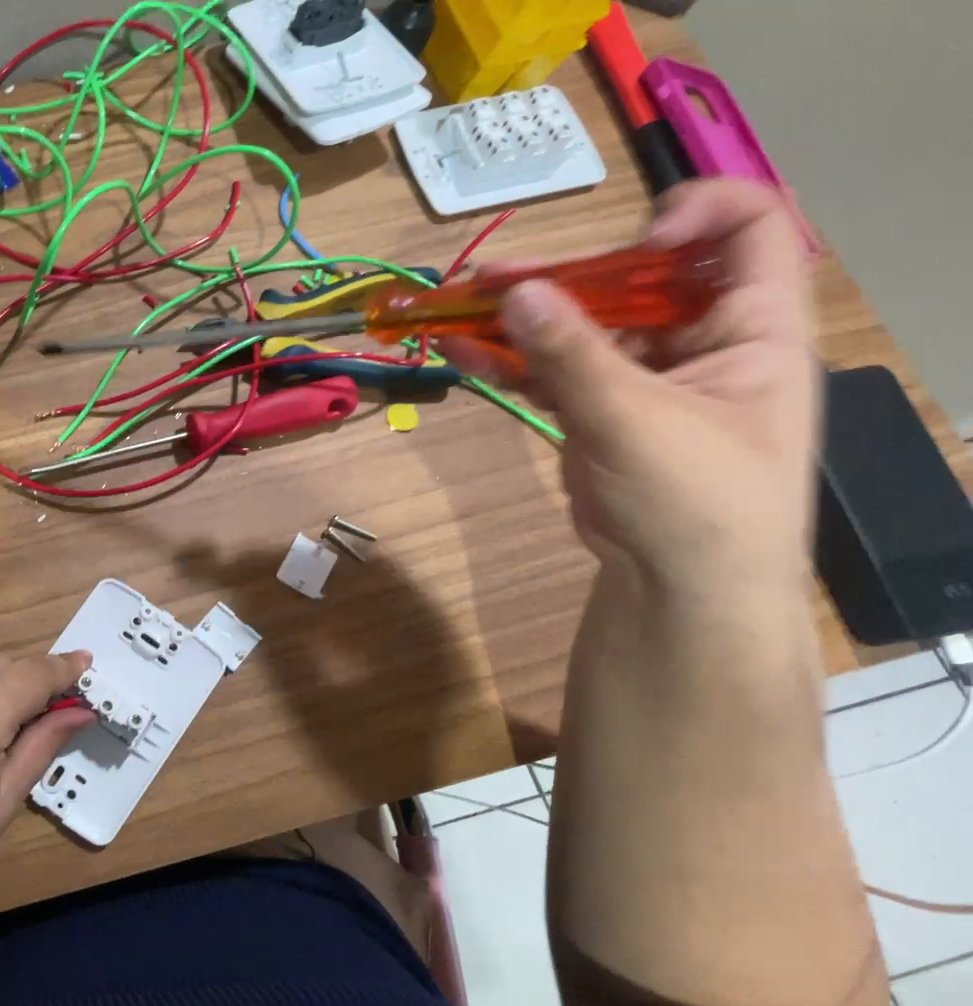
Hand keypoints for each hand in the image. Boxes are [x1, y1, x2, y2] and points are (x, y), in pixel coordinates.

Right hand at [453, 178, 819, 588]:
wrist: (677, 584)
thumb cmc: (696, 499)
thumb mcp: (637, 420)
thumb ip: (572, 356)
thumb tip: (516, 293)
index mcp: (752, 328)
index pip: (750, 232)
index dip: (701, 214)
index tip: (635, 237)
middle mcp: (702, 341)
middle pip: (639, 280)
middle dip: (569, 273)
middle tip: (497, 276)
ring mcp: (644, 377)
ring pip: (583, 327)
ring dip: (523, 317)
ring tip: (461, 306)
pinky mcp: (598, 411)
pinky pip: (551, 371)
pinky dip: (508, 361)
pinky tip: (460, 352)